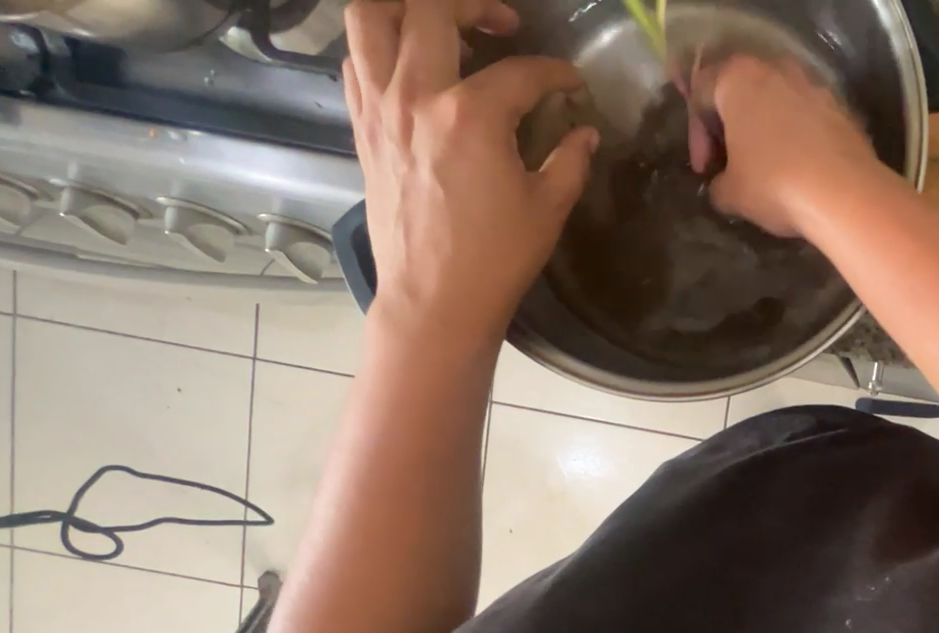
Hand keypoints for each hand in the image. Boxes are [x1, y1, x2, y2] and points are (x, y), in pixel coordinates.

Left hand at [344, 0, 599, 345]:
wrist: (436, 298)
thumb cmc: (497, 258)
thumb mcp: (548, 209)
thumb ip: (570, 161)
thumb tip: (584, 133)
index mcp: (473, 116)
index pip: (521, 72)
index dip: (555, 73)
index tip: (573, 84)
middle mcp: (417, 95)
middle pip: (433, 8)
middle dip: (475, 5)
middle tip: (503, 24)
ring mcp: (380, 107)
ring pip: (372, 15)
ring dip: (408, 5)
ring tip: (440, 20)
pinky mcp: (361, 127)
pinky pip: (354, 60)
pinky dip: (379, 46)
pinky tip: (409, 64)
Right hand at [688, 55, 888, 237]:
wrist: (845, 193)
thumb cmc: (775, 184)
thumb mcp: (733, 194)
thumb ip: (717, 186)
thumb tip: (721, 187)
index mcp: (737, 78)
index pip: (701, 95)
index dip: (697, 137)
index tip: (704, 171)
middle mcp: (775, 69)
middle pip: (741, 93)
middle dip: (731, 128)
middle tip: (730, 165)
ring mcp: (812, 86)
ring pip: (776, 104)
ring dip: (766, 132)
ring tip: (765, 167)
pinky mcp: (840, 108)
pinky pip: (807, 119)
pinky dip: (797, 138)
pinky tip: (798, 169)